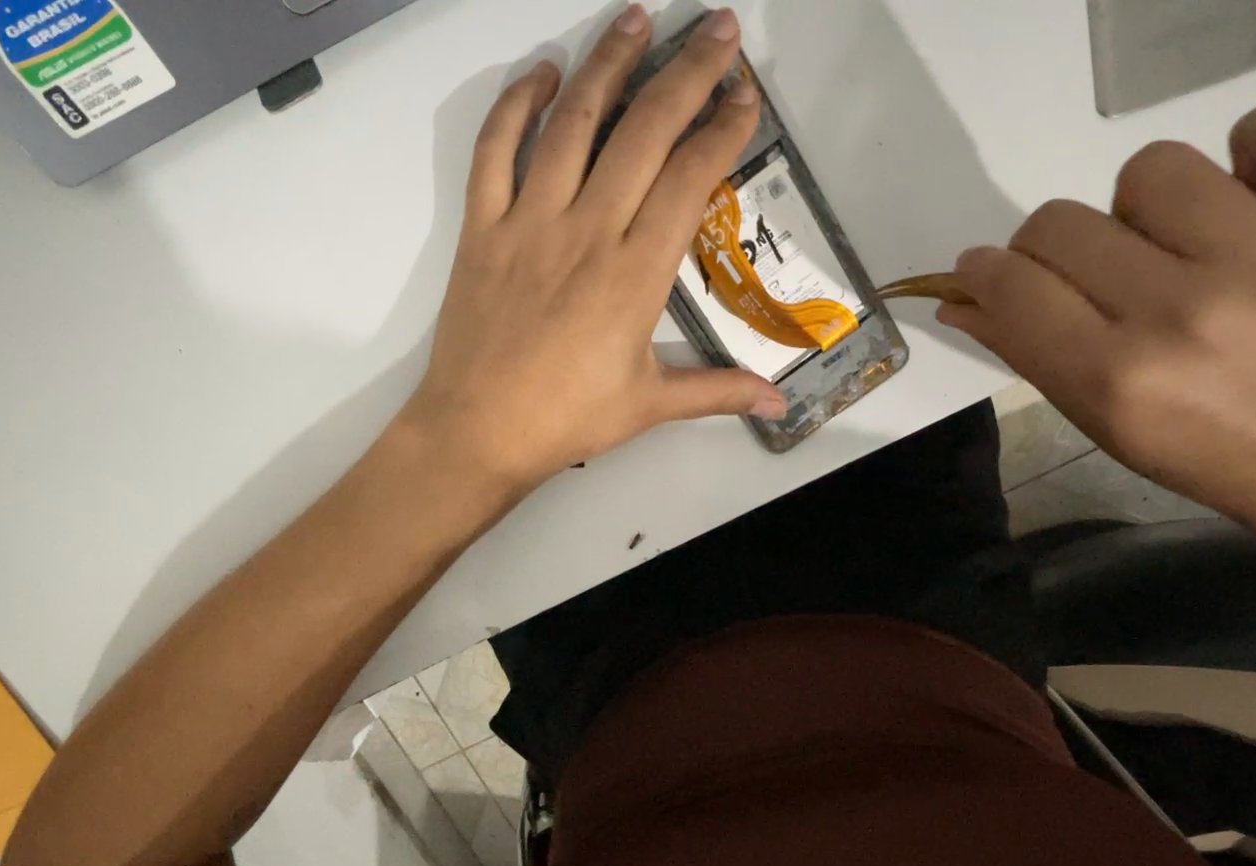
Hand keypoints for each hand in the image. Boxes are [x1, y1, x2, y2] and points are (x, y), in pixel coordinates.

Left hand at [399, 6, 783, 490]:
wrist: (477, 433)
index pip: (689, 178)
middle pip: (643, 132)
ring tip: (635, 19)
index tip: (744, 96)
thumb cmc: (566, 422)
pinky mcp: (482, 229)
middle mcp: (587, 232)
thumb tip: (778, 404)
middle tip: (715, 28)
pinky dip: (516, 105)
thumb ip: (718, 391)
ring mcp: (529, 223)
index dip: (722, 129)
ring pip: (572, 124)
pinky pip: (495, 150)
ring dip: (608, 64)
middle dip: (686, 73)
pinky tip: (543, 74)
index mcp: (635, 274)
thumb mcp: (650, 406)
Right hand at [938, 98, 1255, 548]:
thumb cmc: (1189, 445)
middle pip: (1062, 222)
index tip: (984, 271)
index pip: (1013, 286)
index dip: (983, 272)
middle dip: (1048, 247)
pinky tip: (1250, 187)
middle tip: (1082, 274)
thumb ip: (1022, 348)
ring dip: (1141, 204)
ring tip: (1168, 244)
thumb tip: (958, 296)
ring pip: (1153, 167)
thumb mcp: (1090, 414)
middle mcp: (1183, 314)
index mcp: (1114, 377)